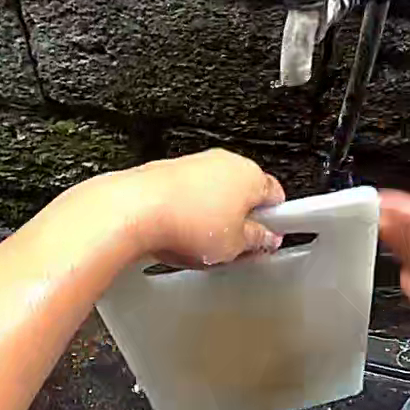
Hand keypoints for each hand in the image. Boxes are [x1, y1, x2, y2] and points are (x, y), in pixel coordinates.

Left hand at [85, 150, 286, 266]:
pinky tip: (180, 235)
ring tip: (202, 246)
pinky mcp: (169, 172)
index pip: (276, 196)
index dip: (275, 222)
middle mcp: (226, 161)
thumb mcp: (235, 246)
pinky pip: (190, 195)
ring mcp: (196, 164)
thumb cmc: (185, 221)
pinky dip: (189, 212)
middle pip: (245, 194)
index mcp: (252, 174)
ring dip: (214, 218)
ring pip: (216, 195)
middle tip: (234, 248)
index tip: (266, 240)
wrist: (132, 210)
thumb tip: (264, 238)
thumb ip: (258, 240)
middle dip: (242, 221)